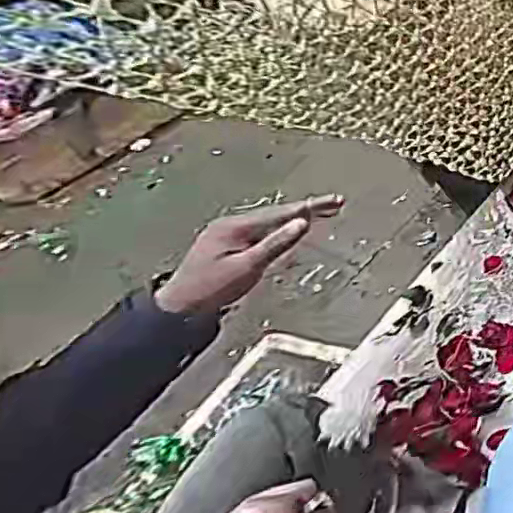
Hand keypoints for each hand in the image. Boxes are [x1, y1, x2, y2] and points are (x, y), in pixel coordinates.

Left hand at [157, 196, 343, 315]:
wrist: (176, 310)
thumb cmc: (211, 289)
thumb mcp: (247, 267)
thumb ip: (277, 243)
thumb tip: (303, 223)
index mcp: (234, 227)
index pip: (281, 213)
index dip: (311, 207)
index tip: (335, 201)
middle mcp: (230, 225)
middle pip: (277, 213)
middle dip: (307, 209)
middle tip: (335, 204)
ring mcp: (228, 234)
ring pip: (271, 221)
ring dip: (296, 217)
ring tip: (321, 213)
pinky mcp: (229, 244)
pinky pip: (263, 230)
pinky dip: (283, 227)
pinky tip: (294, 227)